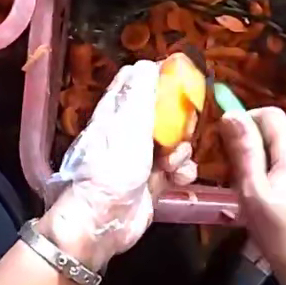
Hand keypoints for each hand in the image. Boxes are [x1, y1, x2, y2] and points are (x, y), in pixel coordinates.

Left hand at [40, 61, 190, 270]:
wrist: (102, 221)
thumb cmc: (111, 167)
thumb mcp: (126, 124)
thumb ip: (139, 94)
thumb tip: (147, 63)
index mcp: (115, 113)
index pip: (136, 83)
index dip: (158, 77)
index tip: (182, 77)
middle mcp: (127, 132)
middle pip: (162, 112)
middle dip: (179, 120)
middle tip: (182, 130)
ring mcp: (141, 158)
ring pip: (174, 141)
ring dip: (182, 150)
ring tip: (173, 163)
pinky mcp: (153, 183)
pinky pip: (177, 169)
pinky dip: (183, 171)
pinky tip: (180, 179)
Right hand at [219, 108, 285, 284]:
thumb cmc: (280, 235)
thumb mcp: (252, 192)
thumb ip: (244, 151)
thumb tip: (232, 114)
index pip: (272, 114)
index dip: (247, 121)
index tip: (231, 145)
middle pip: (283, 138)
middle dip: (260, 151)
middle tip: (242, 181)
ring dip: (277, 169)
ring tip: (265, 201)